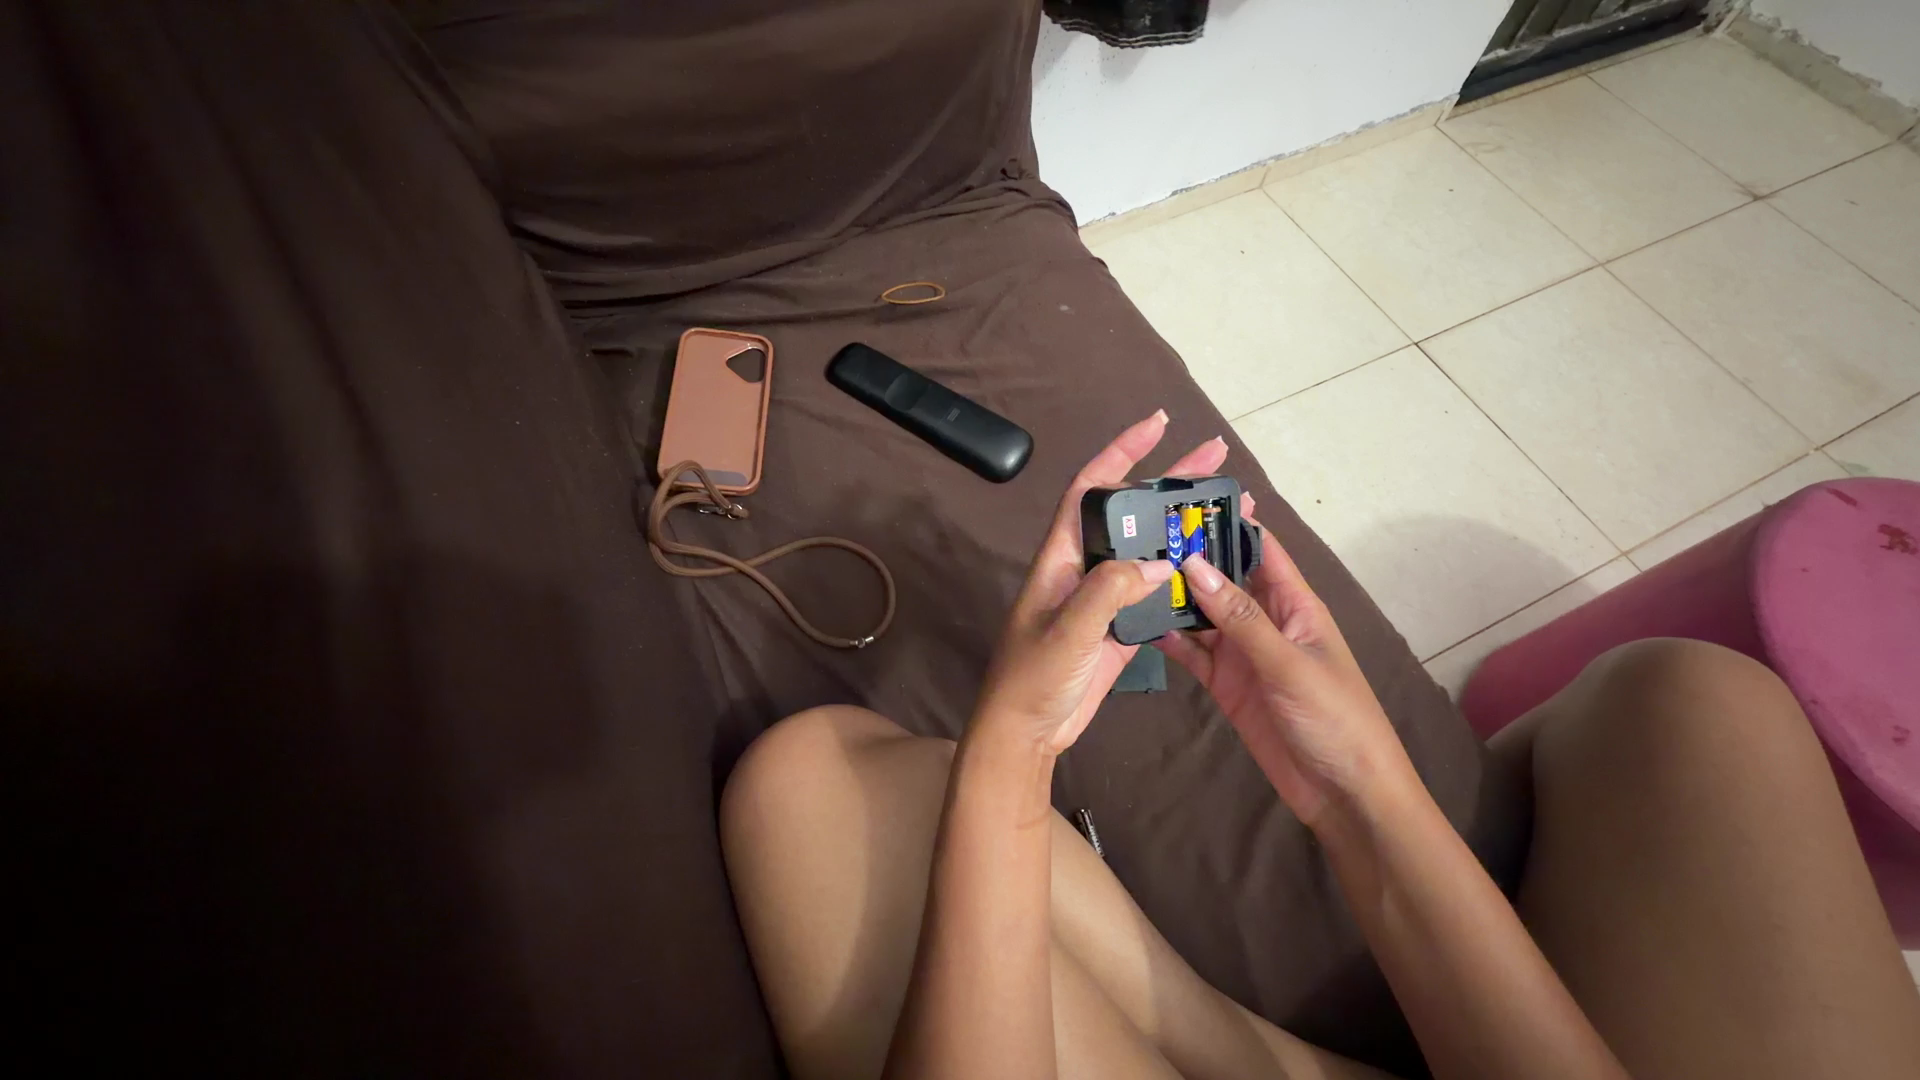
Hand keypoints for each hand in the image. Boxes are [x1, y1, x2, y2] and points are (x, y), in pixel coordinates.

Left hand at [972, 411, 1241, 755]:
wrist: (1027, 733)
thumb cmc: (1031, 678)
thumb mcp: (1065, 631)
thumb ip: (1107, 593)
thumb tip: (1159, 562)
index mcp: (1061, 557)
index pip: (1090, 489)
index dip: (1120, 452)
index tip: (1156, 423)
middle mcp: (1084, 569)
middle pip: (1130, 513)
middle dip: (1169, 481)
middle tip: (1214, 455)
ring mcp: (1105, 598)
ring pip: (1148, 550)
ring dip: (1183, 527)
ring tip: (1226, 505)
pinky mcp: (1121, 628)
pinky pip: (1157, 593)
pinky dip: (1185, 577)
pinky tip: (1215, 567)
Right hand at [1156, 530, 1419, 829]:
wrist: (1342, 793)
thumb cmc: (1334, 717)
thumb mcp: (1287, 663)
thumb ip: (1238, 617)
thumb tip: (1193, 564)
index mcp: (1294, 604)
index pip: (1261, 549)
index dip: (1229, 523)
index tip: (1185, 499)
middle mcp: (1264, 619)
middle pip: (1223, 577)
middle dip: (1189, 556)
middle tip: (1138, 534)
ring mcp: (1242, 651)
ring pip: (1201, 612)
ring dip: (1172, 596)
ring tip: (1127, 572)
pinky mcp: (1223, 681)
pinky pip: (1191, 651)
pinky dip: (1167, 638)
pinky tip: (1135, 622)